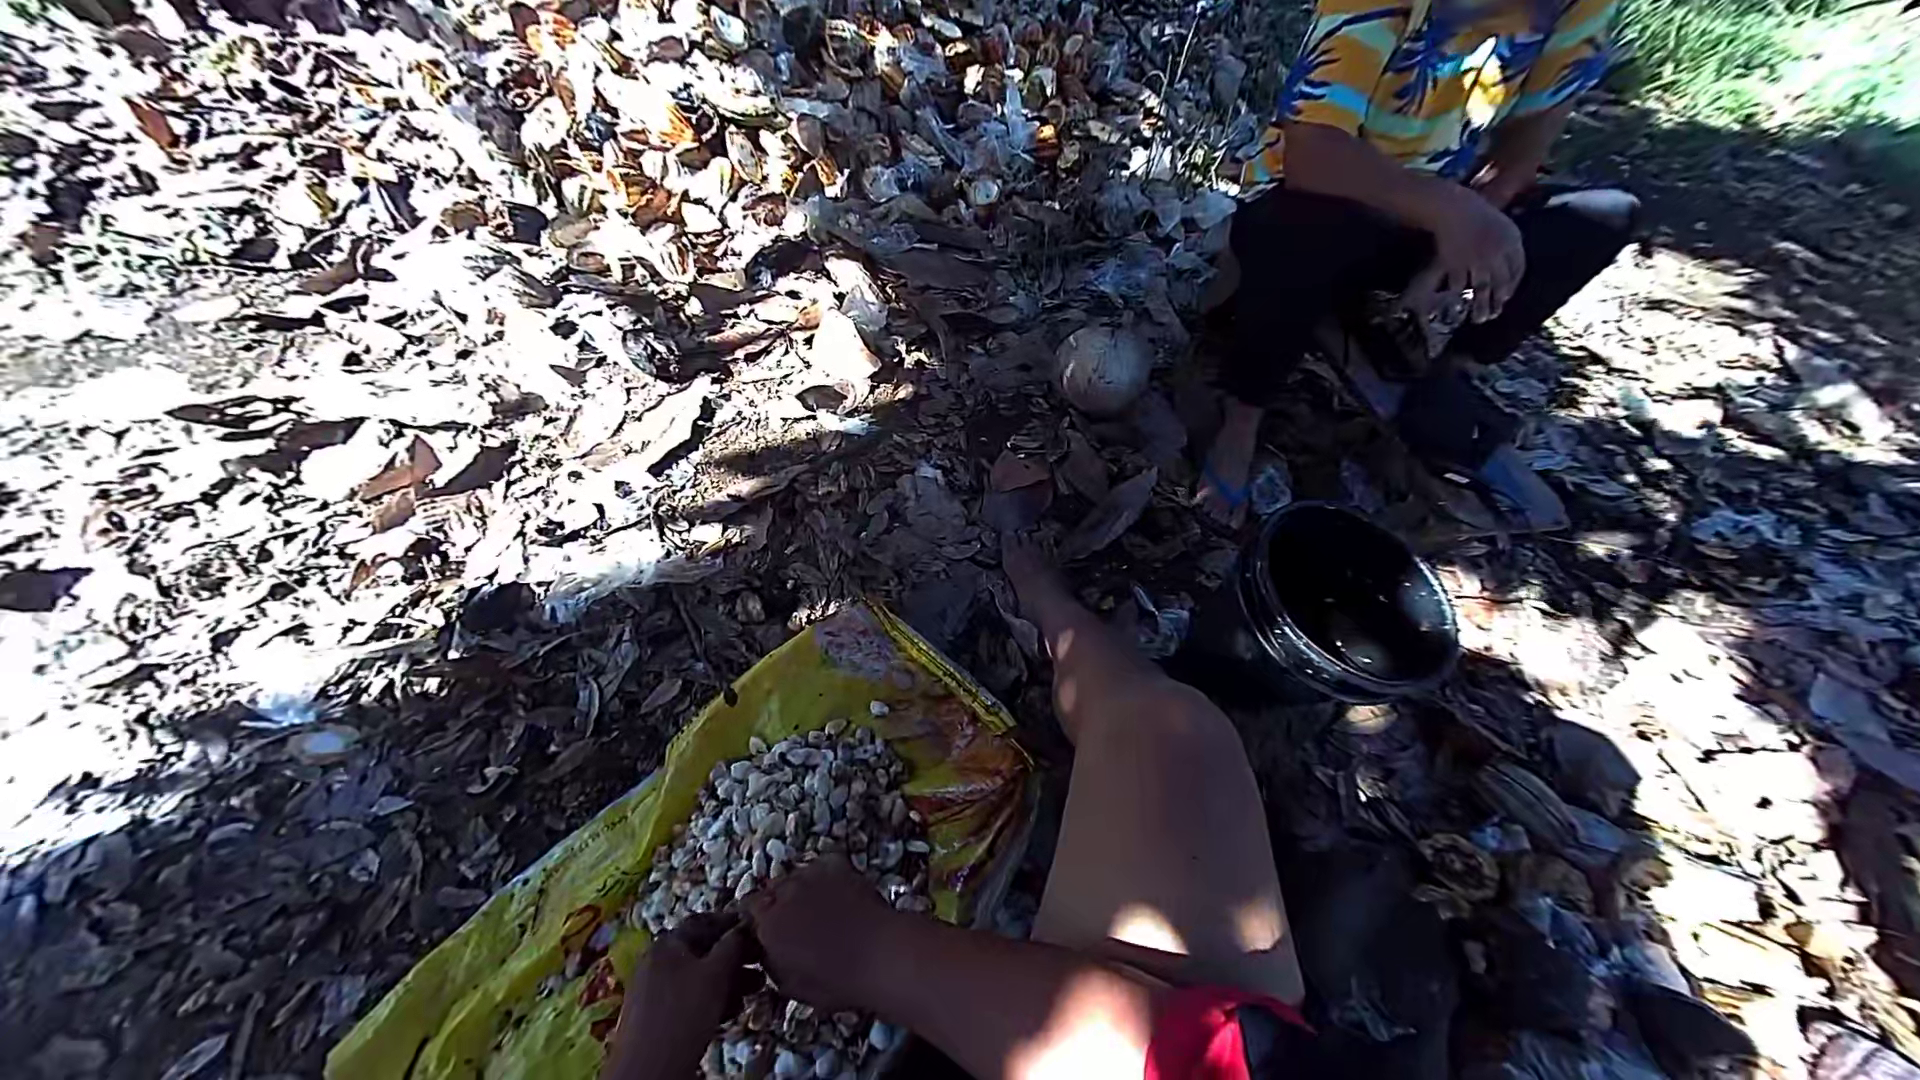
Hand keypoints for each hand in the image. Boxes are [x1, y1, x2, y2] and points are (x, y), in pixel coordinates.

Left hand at [601, 913, 755, 1079]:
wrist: (648, 1074)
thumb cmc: (684, 1013)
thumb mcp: (716, 973)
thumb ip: (733, 944)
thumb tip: (745, 925)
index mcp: (666, 945)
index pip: (703, 921)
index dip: (731, 922)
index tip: (755, 929)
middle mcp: (657, 963)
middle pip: (703, 950)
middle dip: (735, 957)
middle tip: (760, 962)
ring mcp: (655, 992)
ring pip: (699, 976)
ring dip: (729, 979)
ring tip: (755, 988)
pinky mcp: (657, 1019)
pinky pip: (691, 998)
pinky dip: (713, 999)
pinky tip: (733, 1010)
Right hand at [745, 855, 898, 1011]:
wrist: (878, 952)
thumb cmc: (833, 980)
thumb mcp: (788, 983)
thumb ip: (768, 957)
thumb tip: (764, 946)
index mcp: (767, 921)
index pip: (747, 907)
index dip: (755, 918)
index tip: (762, 928)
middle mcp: (784, 890)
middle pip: (772, 889)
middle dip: (777, 902)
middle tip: (793, 920)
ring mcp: (811, 873)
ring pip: (796, 876)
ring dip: (799, 889)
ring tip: (817, 906)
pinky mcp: (836, 863)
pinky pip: (821, 865)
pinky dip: (823, 876)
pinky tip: (834, 891)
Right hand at [1403, 188, 1525, 324]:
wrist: (1454, 209)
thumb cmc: (1476, 213)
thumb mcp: (1500, 225)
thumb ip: (1505, 244)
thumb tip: (1506, 264)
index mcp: (1512, 241)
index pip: (1518, 269)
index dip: (1513, 285)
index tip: (1506, 297)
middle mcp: (1498, 254)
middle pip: (1501, 282)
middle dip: (1498, 301)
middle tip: (1494, 315)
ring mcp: (1476, 260)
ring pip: (1481, 288)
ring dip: (1480, 305)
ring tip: (1479, 318)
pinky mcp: (1456, 264)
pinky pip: (1458, 283)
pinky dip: (1456, 291)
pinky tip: (1455, 298)